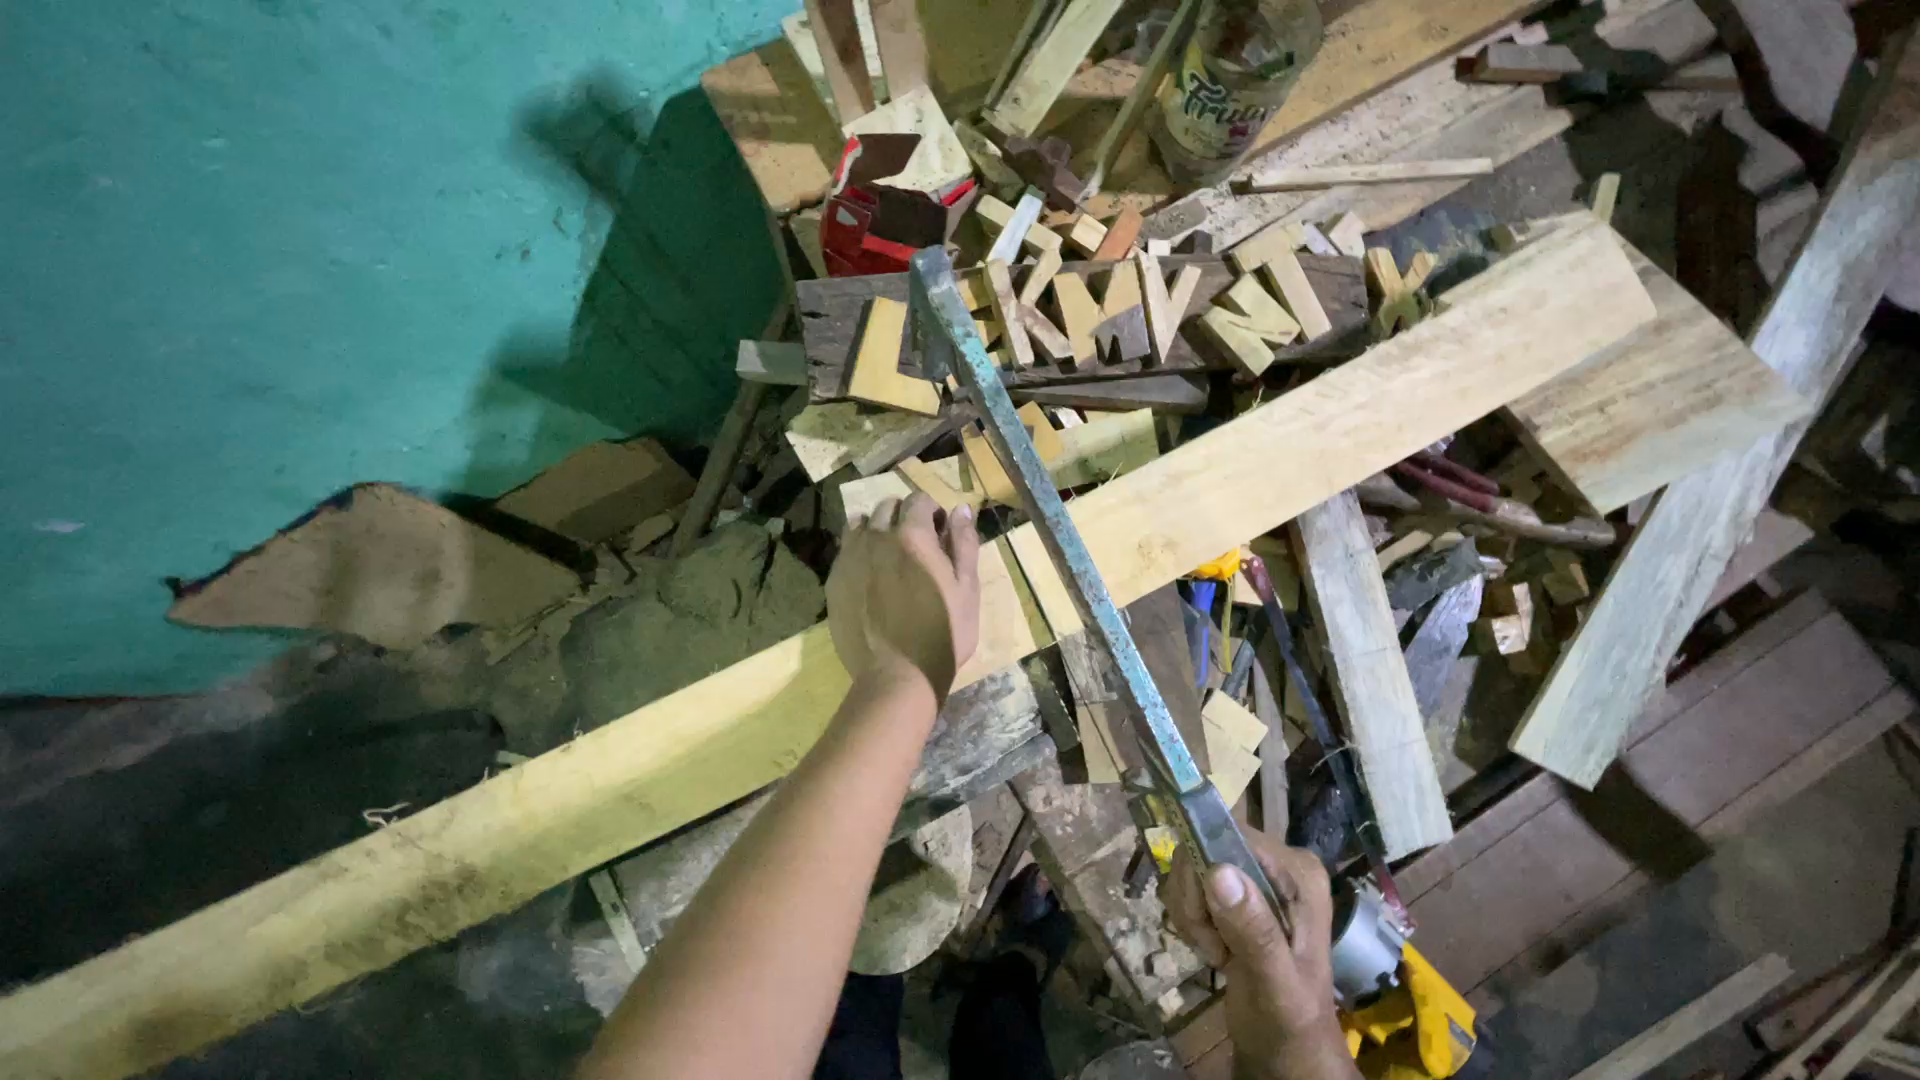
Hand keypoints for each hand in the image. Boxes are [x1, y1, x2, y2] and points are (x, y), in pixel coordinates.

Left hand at [826, 493, 980, 699]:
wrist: (897, 676)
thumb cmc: (943, 633)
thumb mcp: (967, 588)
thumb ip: (964, 543)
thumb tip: (960, 508)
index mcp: (913, 535)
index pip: (918, 500)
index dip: (932, 512)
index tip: (940, 533)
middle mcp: (877, 537)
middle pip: (887, 507)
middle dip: (903, 517)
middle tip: (916, 545)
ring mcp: (850, 559)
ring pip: (860, 525)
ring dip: (877, 530)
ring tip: (889, 557)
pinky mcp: (834, 581)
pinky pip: (844, 551)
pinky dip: (858, 553)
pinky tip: (870, 578)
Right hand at [1165, 830, 1359, 1079]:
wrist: (1287, 1051)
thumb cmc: (1288, 1021)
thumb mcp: (1275, 984)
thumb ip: (1255, 932)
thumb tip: (1218, 873)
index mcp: (1299, 872)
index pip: (1229, 835)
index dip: (1204, 871)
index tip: (1206, 922)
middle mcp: (1279, 862)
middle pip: (1205, 845)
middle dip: (1194, 897)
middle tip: (1210, 943)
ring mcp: (1258, 874)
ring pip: (1192, 864)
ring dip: (1190, 911)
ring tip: (1216, 951)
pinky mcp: (1239, 889)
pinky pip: (1191, 881)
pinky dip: (1190, 916)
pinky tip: (1213, 946)